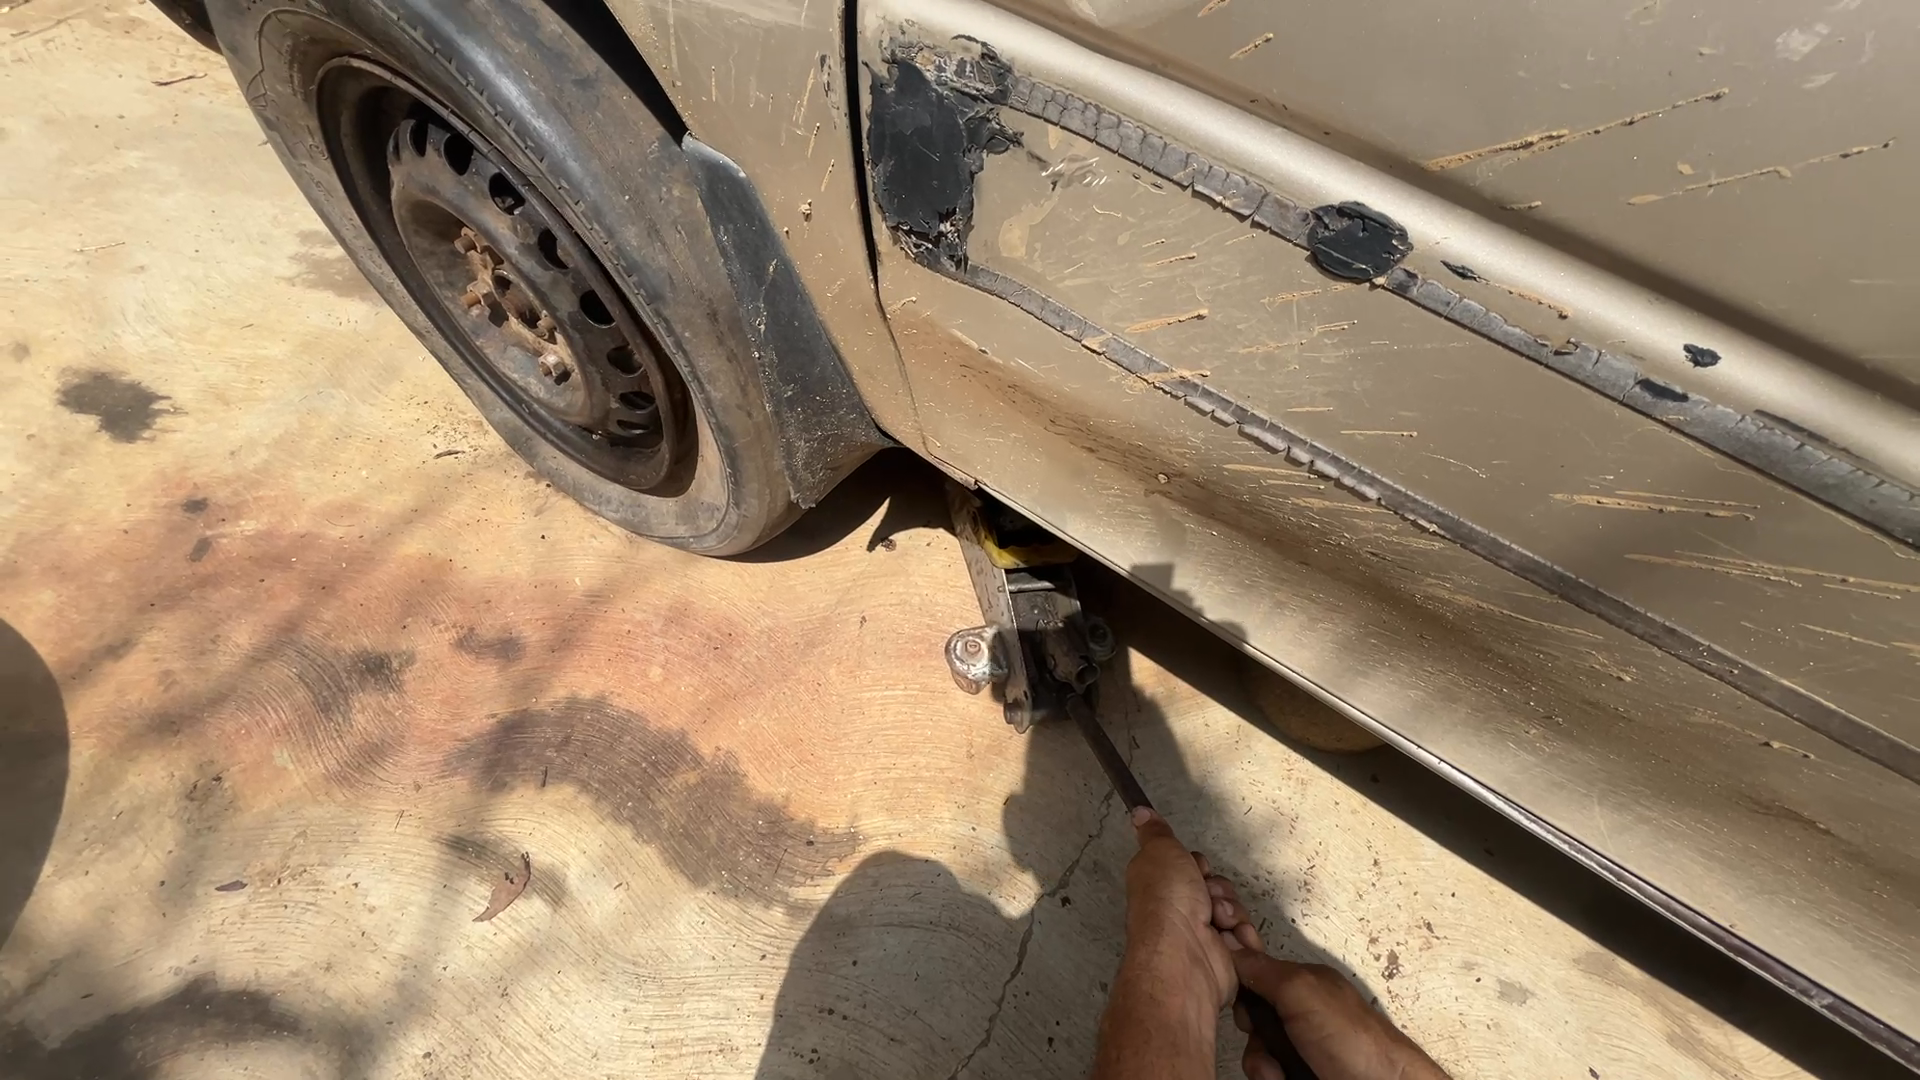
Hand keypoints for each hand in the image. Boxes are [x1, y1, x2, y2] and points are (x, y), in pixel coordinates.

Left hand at [1122, 806, 1259, 1010]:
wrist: (1184, 956)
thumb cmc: (1167, 899)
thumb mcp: (1159, 851)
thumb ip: (1154, 831)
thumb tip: (1140, 811)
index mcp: (1161, 883)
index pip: (1192, 865)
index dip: (1197, 864)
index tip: (1194, 868)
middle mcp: (1180, 908)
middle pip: (1217, 886)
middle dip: (1218, 889)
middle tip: (1208, 898)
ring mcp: (1204, 935)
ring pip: (1234, 909)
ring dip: (1231, 912)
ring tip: (1218, 922)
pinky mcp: (1226, 958)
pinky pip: (1246, 938)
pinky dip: (1243, 938)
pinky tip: (1232, 942)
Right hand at [1232, 952, 1450, 1079]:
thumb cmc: (1347, 1038)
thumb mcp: (1300, 990)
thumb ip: (1260, 968)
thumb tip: (1224, 945)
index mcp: (1302, 982)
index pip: (1255, 967)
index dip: (1237, 975)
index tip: (1228, 988)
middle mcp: (1300, 1012)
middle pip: (1251, 1011)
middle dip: (1247, 1026)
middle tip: (1253, 1033)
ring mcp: (1302, 1049)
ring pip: (1258, 1047)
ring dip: (1258, 1060)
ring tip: (1273, 1074)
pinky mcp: (1301, 1076)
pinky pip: (1269, 1072)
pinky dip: (1267, 1076)